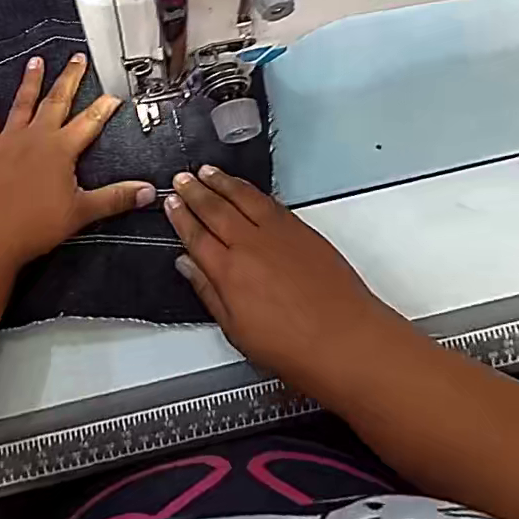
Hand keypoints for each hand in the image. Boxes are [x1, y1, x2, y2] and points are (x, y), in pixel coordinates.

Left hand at [0, 52, 156, 270]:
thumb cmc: (32, 225)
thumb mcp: (81, 212)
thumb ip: (115, 198)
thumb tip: (147, 191)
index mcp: (61, 149)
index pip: (90, 121)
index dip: (105, 106)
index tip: (115, 95)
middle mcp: (35, 137)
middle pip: (57, 100)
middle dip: (70, 78)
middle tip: (77, 59)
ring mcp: (9, 141)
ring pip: (23, 103)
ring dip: (31, 81)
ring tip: (36, 61)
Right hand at [165, 166, 419, 394]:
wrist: (347, 341)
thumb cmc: (296, 347)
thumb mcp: (237, 331)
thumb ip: (208, 292)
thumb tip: (188, 267)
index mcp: (229, 273)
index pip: (196, 235)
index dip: (180, 217)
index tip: (171, 204)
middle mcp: (250, 246)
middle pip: (214, 209)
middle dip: (194, 191)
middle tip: (182, 179)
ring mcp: (277, 233)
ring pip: (241, 196)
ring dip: (221, 181)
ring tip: (206, 171)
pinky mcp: (300, 229)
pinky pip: (268, 200)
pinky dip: (250, 189)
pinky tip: (242, 186)